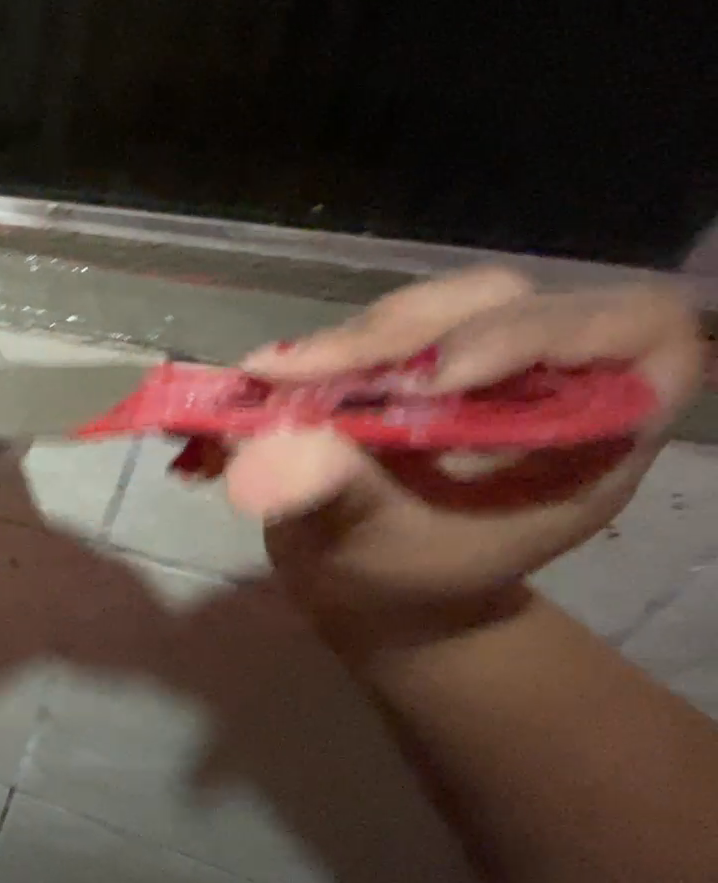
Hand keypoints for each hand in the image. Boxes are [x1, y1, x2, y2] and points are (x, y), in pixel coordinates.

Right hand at [224, 267, 705, 637]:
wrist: (365, 581)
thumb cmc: (405, 578)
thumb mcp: (383, 546)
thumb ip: (343, 492)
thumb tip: (271, 452)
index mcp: (598, 426)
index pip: (624, 330)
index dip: (531, 333)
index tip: (427, 378)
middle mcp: (539, 377)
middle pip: (496, 301)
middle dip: (400, 331)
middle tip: (305, 371)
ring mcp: (460, 362)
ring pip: (419, 309)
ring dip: (345, 339)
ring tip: (269, 377)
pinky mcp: (397, 361)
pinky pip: (361, 332)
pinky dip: (311, 352)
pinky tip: (259, 380)